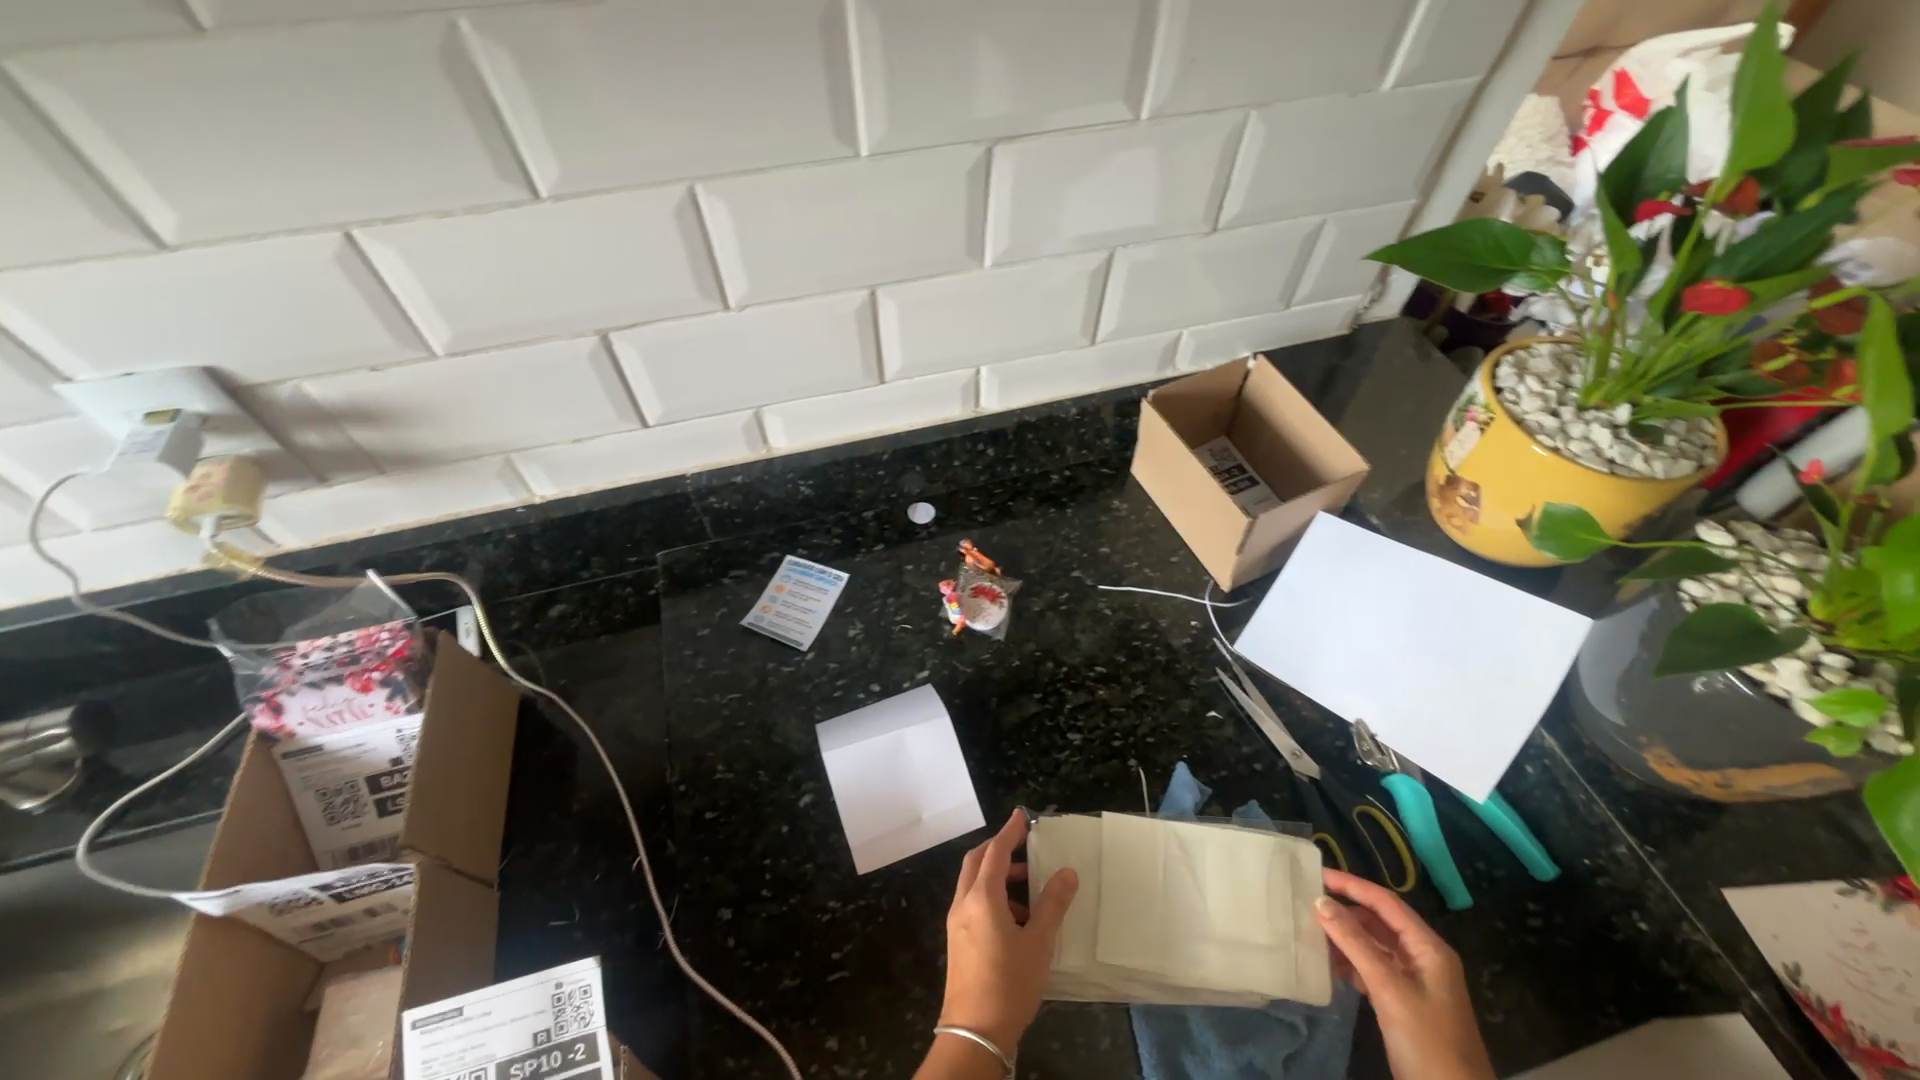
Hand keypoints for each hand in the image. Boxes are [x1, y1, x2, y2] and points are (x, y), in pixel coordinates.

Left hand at [938, 809, 1078, 1053]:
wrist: (975, 1032)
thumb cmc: (1010, 983)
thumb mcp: (1039, 943)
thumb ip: (1053, 904)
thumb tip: (1067, 872)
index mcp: (981, 898)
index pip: (994, 852)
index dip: (1009, 832)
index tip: (1021, 816)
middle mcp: (963, 904)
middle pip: (976, 863)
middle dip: (999, 850)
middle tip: (1026, 848)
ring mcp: (957, 924)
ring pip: (974, 885)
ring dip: (999, 877)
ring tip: (1032, 890)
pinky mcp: (958, 941)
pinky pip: (974, 905)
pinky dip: (994, 898)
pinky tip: (1019, 921)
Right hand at [1316, 868, 1493, 1079]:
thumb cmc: (1428, 1042)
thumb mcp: (1389, 990)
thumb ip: (1355, 944)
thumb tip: (1321, 903)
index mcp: (1429, 948)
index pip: (1386, 903)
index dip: (1352, 886)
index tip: (1317, 875)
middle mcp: (1422, 957)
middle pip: (1379, 922)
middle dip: (1345, 912)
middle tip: (1306, 906)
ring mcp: (1413, 980)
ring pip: (1373, 946)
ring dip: (1345, 938)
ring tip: (1309, 933)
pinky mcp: (1401, 1001)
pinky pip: (1371, 969)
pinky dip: (1350, 963)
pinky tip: (1326, 965)